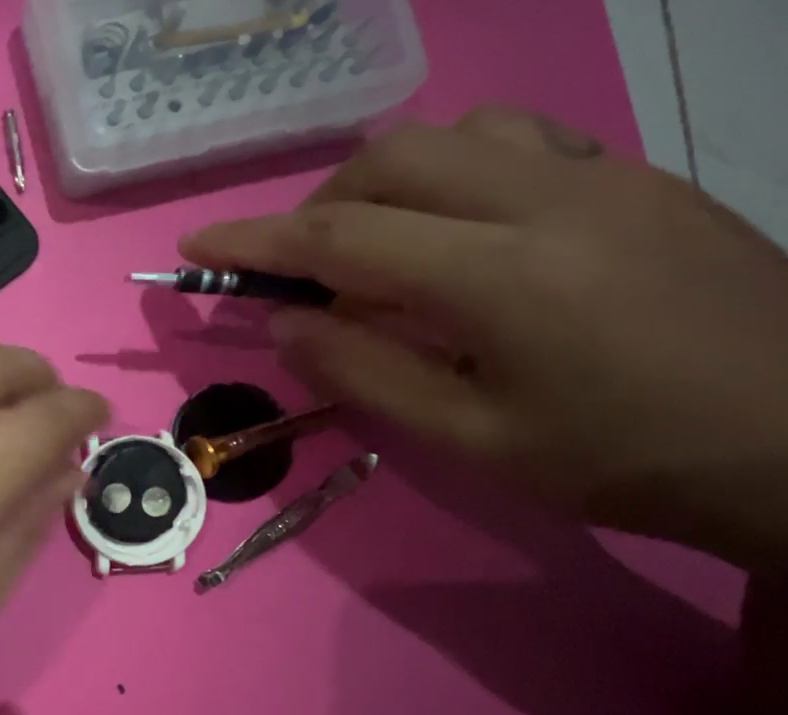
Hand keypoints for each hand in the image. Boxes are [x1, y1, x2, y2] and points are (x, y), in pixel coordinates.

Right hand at [181, 105, 787, 569]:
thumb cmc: (622, 459)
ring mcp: (605, 177)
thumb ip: (365, 372)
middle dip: (320, 207)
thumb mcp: (471, 438)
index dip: (255, 242)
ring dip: (388, 179)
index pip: (341, 237)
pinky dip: (457, 172)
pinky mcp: (641, 179)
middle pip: (395, 158)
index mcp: (501, 274)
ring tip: (377, 247)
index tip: (195, 249)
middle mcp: (550, 198)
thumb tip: (285, 325)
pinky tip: (460, 229)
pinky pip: (522, 143)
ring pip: (460, 133)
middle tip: (298, 274)